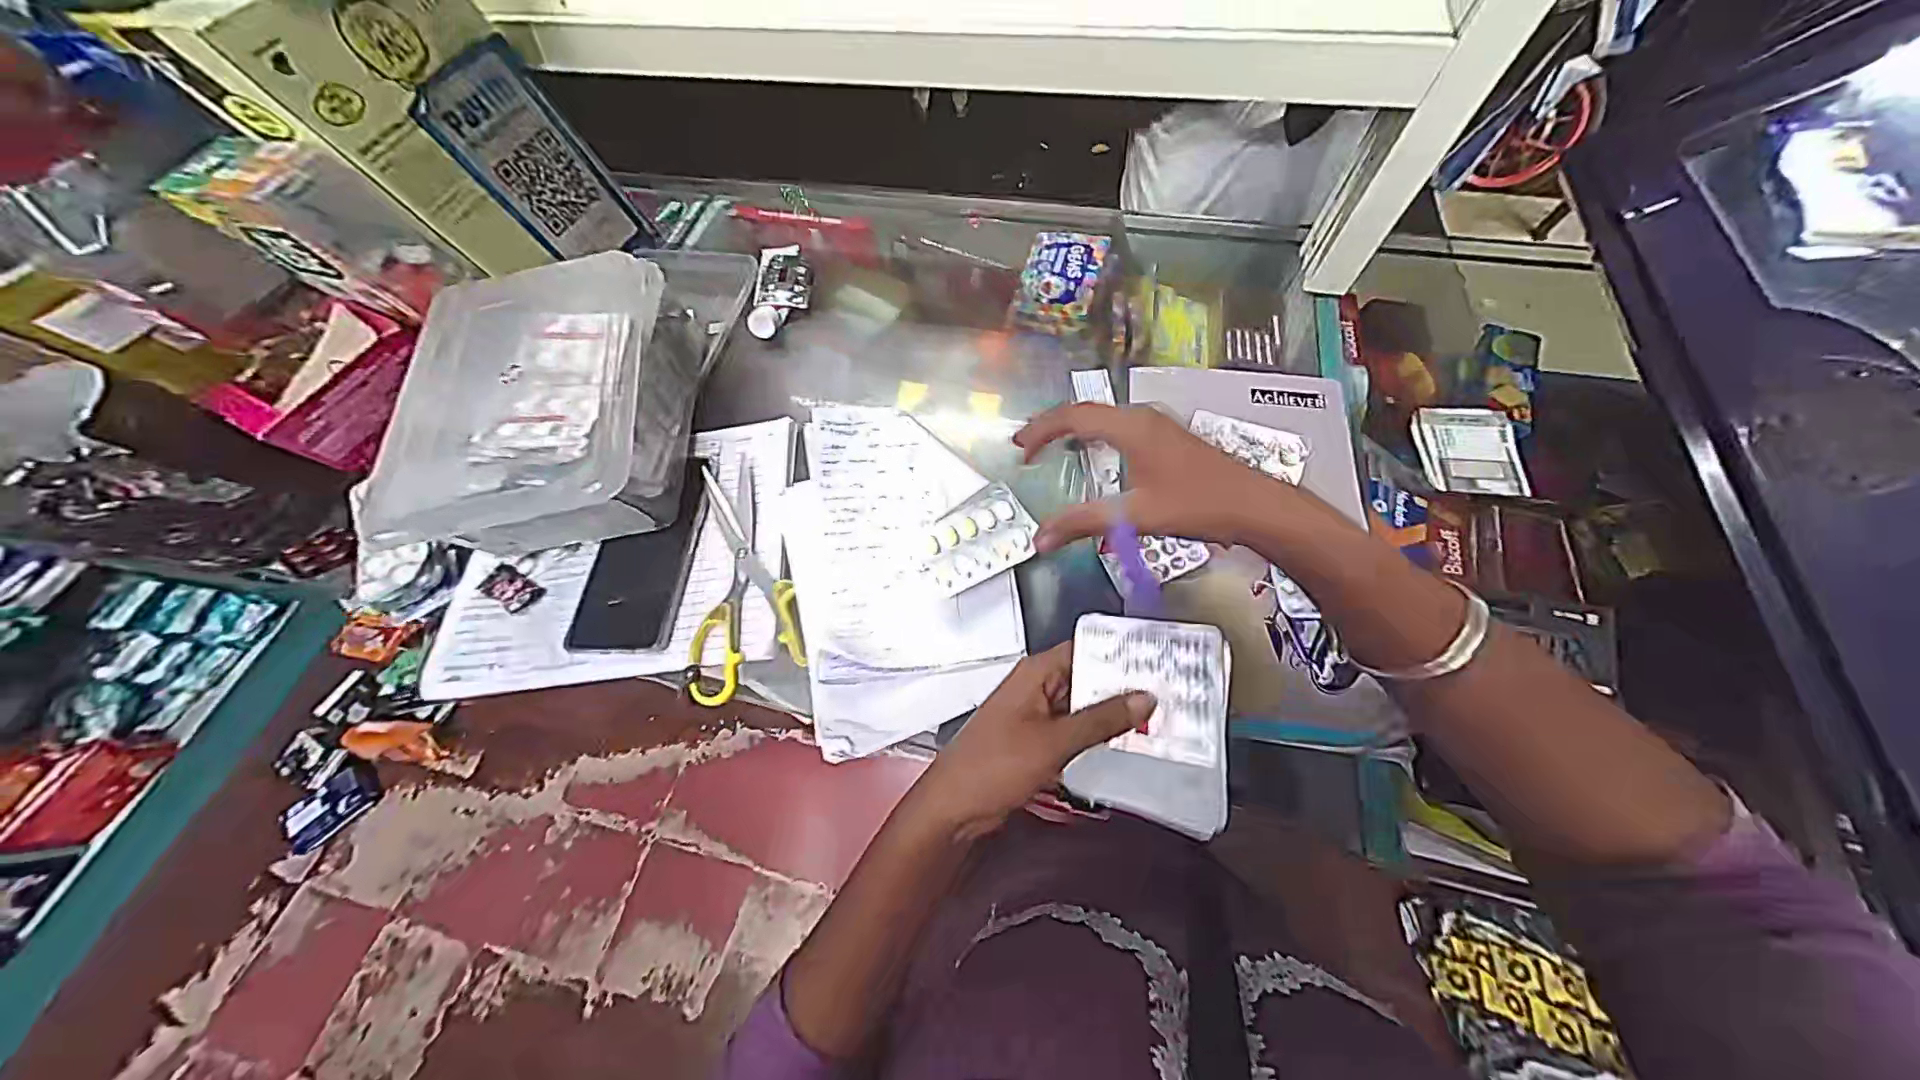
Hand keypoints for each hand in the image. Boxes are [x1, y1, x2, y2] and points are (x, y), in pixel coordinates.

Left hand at [908, 642, 1153, 841]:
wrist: (955, 807)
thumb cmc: (989, 767)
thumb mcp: (1054, 741)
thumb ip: (1101, 720)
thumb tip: (1141, 699)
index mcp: (1035, 673)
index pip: (1085, 648)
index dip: (1120, 654)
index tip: (1156, 662)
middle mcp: (1036, 687)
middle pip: (1088, 678)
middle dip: (1123, 688)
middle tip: (1166, 694)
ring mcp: (1037, 714)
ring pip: (1084, 706)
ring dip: (1113, 715)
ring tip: (1155, 720)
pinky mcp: (1038, 740)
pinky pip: (1075, 730)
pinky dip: (1097, 736)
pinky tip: (1124, 744)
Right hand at [1013, 403, 1297, 550]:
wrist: (1256, 507)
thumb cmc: (1202, 504)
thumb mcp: (1135, 516)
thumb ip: (1084, 523)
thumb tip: (1044, 537)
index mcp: (1133, 427)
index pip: (1073, 417)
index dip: (1041, 430)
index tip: (1021, 448)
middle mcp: (1145, 419)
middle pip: (1087, 412)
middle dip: (1053, 427)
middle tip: (1030, 446)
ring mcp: (1160, 427)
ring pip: (1105, 418)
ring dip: (1076, 430)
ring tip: (1055, 448)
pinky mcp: (1169, 440)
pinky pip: (1122, 428)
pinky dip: (1097, 437)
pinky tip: (1098, 457)